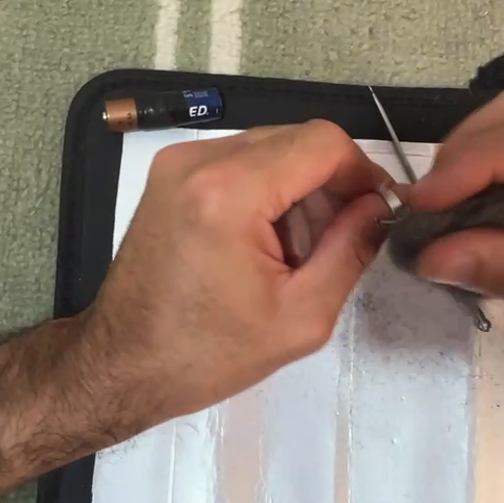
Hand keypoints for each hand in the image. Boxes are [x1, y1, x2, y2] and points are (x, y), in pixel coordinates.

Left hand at [74, 121, 390, 432]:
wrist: (123, 364)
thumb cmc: (207, 354)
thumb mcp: (301, 316)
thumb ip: (351, 249)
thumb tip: (380, 204)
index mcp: (228, 192)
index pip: (322, 143)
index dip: (362, 171)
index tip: (377, 209)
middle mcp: (197, 161)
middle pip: (296, 138)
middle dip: (331, 183)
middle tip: (340, 238)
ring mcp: (177, 161)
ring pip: (270, 146)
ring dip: (299, 187)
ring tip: (297, 249)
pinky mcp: (169, 172)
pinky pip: (239, 159)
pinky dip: (266, 188)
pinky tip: (266, 239)